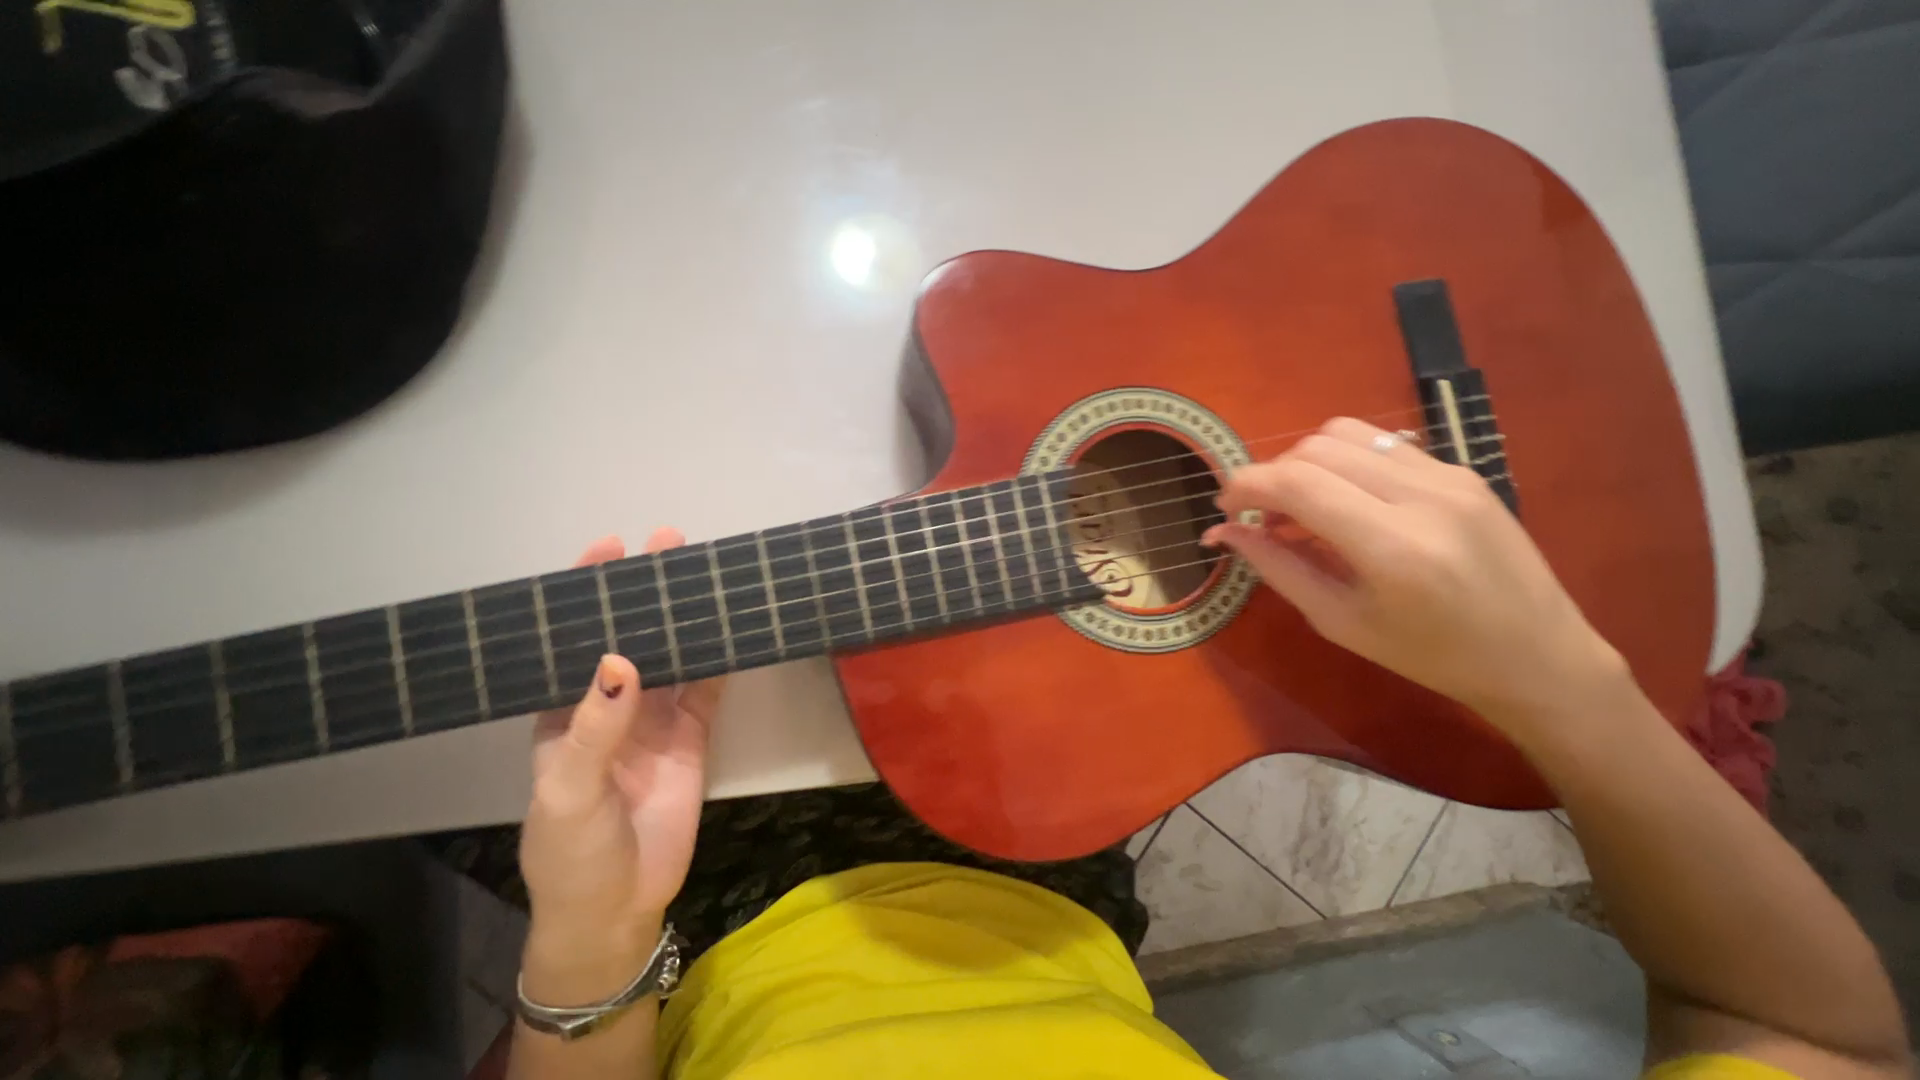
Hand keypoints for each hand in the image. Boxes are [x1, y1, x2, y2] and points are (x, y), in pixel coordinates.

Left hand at [517, 529, 722, 997]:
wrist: (616, 908)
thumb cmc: (571, 850)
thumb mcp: (570, 791)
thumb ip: (596, 727)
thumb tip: (621, 660)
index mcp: (563, 712)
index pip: (572, 642)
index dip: (586, 595)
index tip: (606, 550)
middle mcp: (609, 707)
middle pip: (629, 638)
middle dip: (643, 594)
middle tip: (665, 545)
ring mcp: (654, 722)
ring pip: (671, 657)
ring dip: (683, 619)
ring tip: (699, 574)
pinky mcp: (692, 739)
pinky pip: (706, 691)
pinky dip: (718, 660)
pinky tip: (729, 627)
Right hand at [1204, 418, 1625, 735]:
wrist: (1536, 655)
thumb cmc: (1430, 656)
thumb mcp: (1341, 623)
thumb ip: (1279, 569)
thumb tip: (1226, 532)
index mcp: (1392, 548)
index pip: (1297, 483)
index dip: (1246, 485)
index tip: (1225, 508)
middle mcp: (1422, 497)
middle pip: (1316, 448)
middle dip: (1272, 474)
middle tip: (1260, 515)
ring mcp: (1449, 475)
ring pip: (1347, 434)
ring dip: (1307, 461)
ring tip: (1301, 504)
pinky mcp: (1463, 470)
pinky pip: (1383, 444)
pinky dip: (1346, 462)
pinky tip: (1347, 500)